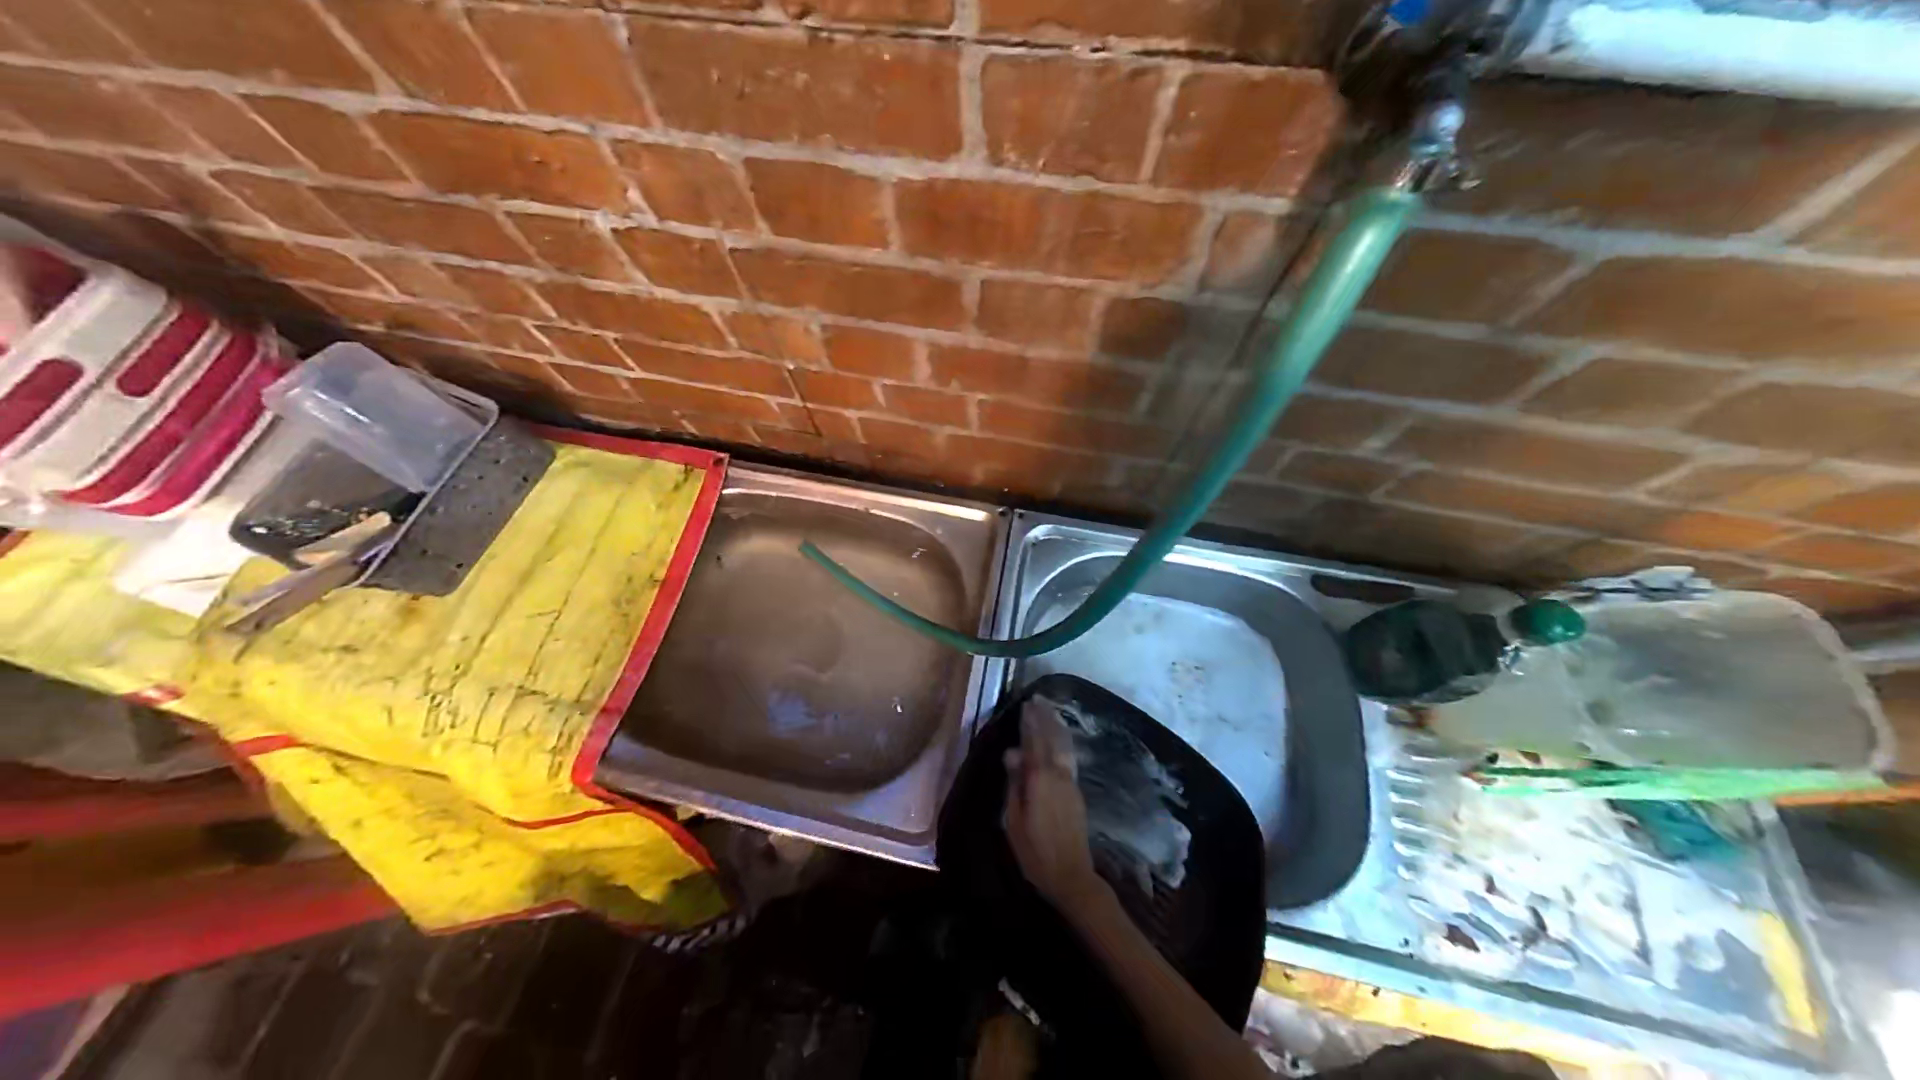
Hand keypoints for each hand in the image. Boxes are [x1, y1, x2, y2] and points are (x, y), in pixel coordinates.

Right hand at [1004, 699, 1105, 914]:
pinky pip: (1069, 756)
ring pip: (1064, 746)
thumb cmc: (1034, 852)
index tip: (1026, 704)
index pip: (1034, 742)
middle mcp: (1059, 775)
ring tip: (1050, 710)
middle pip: (1052, 739)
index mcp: (1040, 780)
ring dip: (1057, 726)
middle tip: (1038, 699)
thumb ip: (1014, 784)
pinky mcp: (1077, 792)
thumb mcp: (1015, 820)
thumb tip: (1012, 753)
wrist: (1071, 876)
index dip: (1030, 722)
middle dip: (1045, 718)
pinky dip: (1064, 741)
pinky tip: (1060, 738)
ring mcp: (1071, 782)